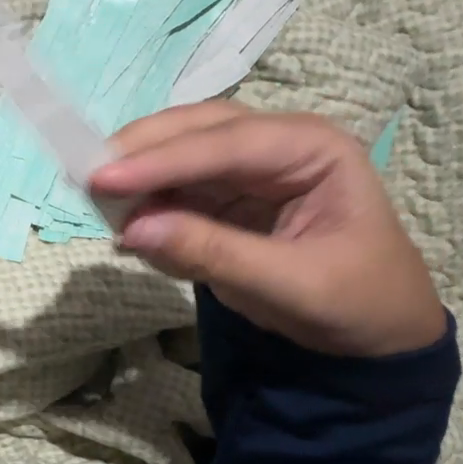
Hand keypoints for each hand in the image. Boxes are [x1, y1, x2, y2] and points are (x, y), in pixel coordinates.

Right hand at [89, 102, 444, 357]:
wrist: (375, 334)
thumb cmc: (355, 302)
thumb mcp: (291, 285)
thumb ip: (212, 253)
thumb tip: (132, 230)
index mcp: (314, 150)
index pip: (228, 143)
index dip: (163, 160)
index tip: (103, 178)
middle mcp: (276, 144)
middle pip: (196, 128)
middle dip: (141, 150)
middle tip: (87, 176)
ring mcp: (244, 168)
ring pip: (177, 151)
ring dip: (136, 174)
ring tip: (98, 201)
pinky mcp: (220, 195)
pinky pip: (171, 187)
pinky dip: (143, 201)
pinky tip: (124, 222)